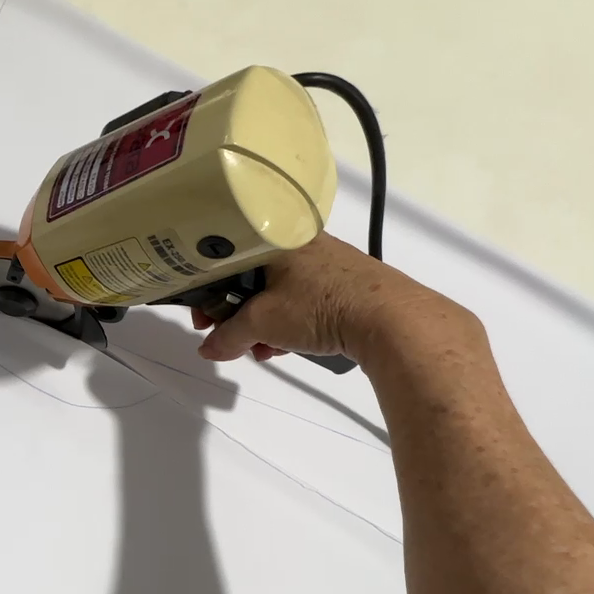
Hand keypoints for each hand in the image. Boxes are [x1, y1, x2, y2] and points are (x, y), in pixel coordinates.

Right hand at [192, 233, 459, 364]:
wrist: (390, 319)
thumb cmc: (317, 307)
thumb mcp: (259, 323)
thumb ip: (226, 337)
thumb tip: (207, 350)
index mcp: (275, 242)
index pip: (226, 263)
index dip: (207, 294)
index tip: (203, 321)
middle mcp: (300, 246)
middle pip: (250, 281)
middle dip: (235, 316)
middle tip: (230, 339)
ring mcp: (326, 264)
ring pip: (275, 295)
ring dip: (260, 326)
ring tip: (261, 351)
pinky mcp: (344, 285)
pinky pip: (299, 302)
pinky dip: (285, 325)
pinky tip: (285, 348)